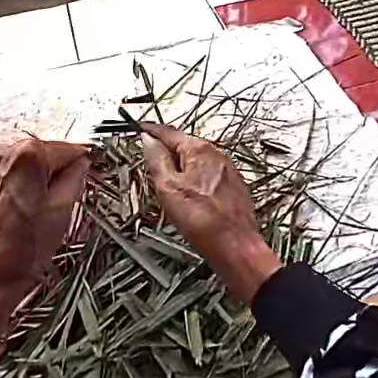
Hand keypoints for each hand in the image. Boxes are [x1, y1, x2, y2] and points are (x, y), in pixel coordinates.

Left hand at [0, 138, 91, 311]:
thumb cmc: (15, 255)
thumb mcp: (62, 214)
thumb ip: (75, 179)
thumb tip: (79, 167)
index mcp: (27, 156)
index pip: (66, 148)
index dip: (80, 162)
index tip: (84, 171)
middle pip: (38, 153)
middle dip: (51, 173)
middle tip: (57, 201)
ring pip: (16, 165)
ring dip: (27, 181)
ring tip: (30, 213)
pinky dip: (5, 190)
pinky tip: (10, 216)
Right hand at [140, 123, 281, 303]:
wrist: (236, 248)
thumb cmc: (205, 222)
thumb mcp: (168, 188)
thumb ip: (156, 159)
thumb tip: (148, 140)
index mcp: (200, 149)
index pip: (169, 132)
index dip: (151, 131)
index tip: (141, 129)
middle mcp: (217, 155)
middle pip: (183, 147)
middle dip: (166, 155)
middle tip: (152, 170)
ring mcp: (227, 170)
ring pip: (195, 163)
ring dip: (180, 171)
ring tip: (172, 193)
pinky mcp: (232, 187)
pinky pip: (207, 176)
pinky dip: (194, 183)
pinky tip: (191, 202)